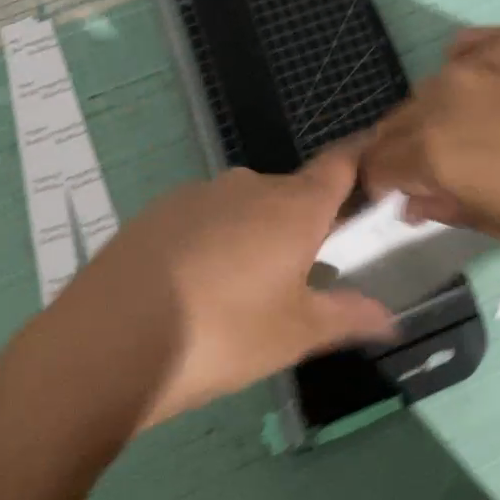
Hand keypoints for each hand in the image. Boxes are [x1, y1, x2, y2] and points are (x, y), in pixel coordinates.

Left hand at [47, 144, 398, 428]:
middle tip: (299, 275)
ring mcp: (199, 194)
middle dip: (301, 224)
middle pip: (291, 193)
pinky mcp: (157, 211)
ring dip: (253, 235)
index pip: (339, 164)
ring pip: (244, 207)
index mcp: (295, 207)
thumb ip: (347, 317)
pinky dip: (211, 241)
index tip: (374, 160)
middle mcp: (251, 185)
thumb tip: (391, 317)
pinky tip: (192, 287)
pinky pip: (203, 218)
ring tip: (240, 292)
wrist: (108, 341)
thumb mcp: (294, 335)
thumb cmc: (223, 334)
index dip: (359, 158)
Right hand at [360, 25, 499, 247]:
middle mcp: (444, 95)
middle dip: (405, 146)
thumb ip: (442, 205)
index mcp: (433, 148)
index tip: (401, 191)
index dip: (382, 182)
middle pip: (397, 120)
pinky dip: (470, 69)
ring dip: (439, 109)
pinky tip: (498, 87)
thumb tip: (413, 197)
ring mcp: (481, 59)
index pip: (376, 162)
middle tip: (437, 165)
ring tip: (478, 126)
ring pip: (434, 84)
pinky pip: (470, 49)